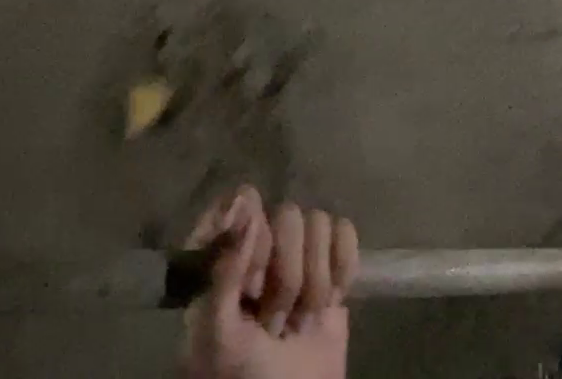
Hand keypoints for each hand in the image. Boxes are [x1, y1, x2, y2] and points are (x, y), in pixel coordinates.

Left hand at [179, 186, 359, 378]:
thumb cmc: (241, 377)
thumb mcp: (217, 334)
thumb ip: (224, 270)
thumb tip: (249, 200)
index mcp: (219, 260)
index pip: (237, 207)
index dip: (250, 237)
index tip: (251, 282)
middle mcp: (259, 248)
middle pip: (287, 214)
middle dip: (288, 274)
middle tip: (275, 317)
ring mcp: (299, 254)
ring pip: (319, 223)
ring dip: (316, 279)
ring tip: (302, 318)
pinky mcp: (332, 264)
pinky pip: (345, 232)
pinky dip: (344, 265)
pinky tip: (334, 297)